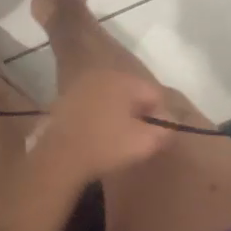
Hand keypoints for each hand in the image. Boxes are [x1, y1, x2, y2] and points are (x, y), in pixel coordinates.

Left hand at [36, 69, 173, 182]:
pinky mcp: (66, 98)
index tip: (153, 136)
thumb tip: (170, 123)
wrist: (59, 157)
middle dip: (138, 111)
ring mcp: (82, 84)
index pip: (154, 93)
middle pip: (132, 91)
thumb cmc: (106, 146)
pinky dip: (98, 115)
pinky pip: (92, 103)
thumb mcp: (144, 143)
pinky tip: (95, 134)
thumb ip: (164, 131)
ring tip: (114, 137)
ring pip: (111, 96)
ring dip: (117, 112)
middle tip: (135, 137)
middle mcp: (104, 74)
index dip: (159, 115)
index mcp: (125, 80)